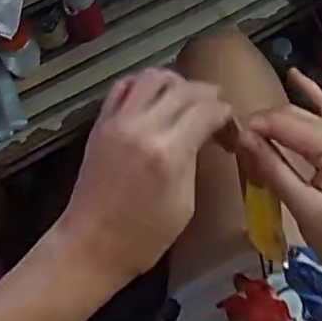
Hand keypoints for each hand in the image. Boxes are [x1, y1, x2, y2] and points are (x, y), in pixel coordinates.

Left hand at [49, 68, 233, 287]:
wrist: (90, 245)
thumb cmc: (144, 237)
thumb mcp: (184, 203)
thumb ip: (193, 158)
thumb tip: (203, 133)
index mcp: (168, 151)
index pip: (206, 110)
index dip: (225, 113)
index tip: (231, 126)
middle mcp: (143, 125)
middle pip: (183, 88)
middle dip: (207, 94)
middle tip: (216, 109)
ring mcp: (118, 119)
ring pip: (152, 76)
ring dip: (175, 82)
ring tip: (186, 98)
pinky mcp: (101, 120)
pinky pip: (124, 85)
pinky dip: (143, 84)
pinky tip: (154, 98)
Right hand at [235, 68, 321, 299]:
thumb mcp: (306, 211)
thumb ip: (273, 170)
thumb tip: (243, 138)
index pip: (284, 123)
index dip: (253, 127)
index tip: (228, 138)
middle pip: (294, 116)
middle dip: (262, 124)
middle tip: (234, 141)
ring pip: (306, 115)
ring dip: (278, 119)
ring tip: (250, 127)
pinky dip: (310, 96)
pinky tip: (295, 77)